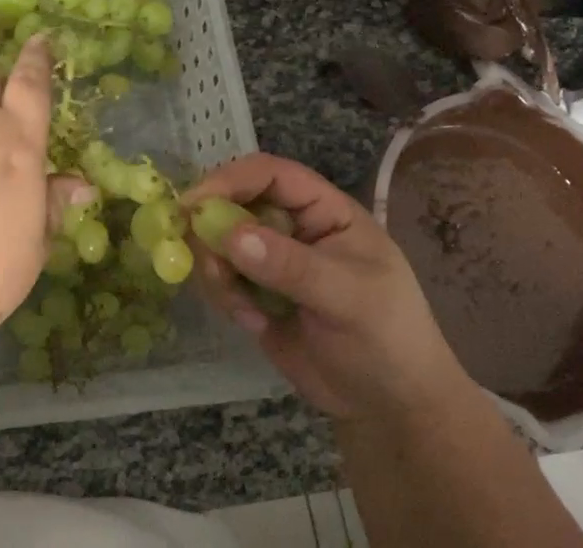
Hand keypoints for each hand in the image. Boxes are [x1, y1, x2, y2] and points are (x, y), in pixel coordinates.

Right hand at [184, 154, 471, 424]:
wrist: (388, 408)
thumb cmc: (387, 340)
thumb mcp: (348, 298)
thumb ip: (291, 266)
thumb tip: (231, 235)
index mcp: (324, 211)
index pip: (269, 174)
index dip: (230, 180)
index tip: (193, 205)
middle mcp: (292, 227)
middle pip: (233, 204)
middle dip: (213, 231)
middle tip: (208, 265)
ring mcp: (270, 261)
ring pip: (218, 242)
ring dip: (217, 270)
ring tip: (241, 308)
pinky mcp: (253, 293)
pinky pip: (219, 278)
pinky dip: (224, 297)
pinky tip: (253, 324)